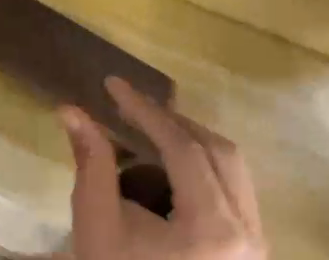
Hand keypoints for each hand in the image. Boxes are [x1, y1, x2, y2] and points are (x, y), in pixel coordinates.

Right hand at [62, 77, 266, 259]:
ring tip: (138, 134)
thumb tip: (71, 109)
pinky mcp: (250, 249)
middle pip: (222, 154)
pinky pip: (231, 191)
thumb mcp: (97, 216)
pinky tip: (158, 171)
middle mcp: (250, 232)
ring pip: (232, 171)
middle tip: (128, 105)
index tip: (112, 84)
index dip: (146, 110)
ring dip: (186, 143)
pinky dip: (196, 168)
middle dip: (173, 122)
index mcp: (215, 225)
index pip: (185, 149)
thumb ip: (92, 160)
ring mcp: (257, 244)